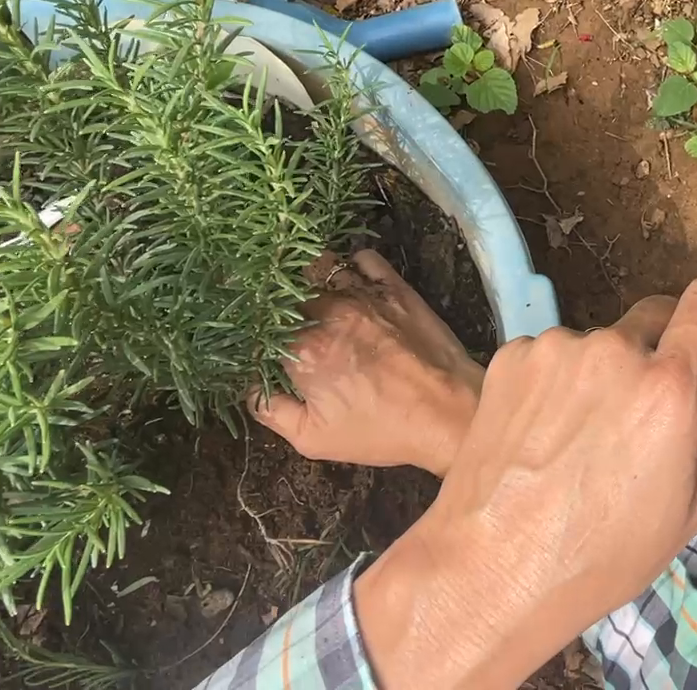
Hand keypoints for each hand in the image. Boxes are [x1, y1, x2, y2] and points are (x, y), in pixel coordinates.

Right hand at [252, 251, 484, 476]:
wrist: (449, 411)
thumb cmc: (382, 430)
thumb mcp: (313, 437)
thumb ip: (270, 409)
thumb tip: (248, 386)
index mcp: (303, 350)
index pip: (261, 327)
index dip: (254, 331)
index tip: (252, 335)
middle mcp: (330, 313)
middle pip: (288, 293)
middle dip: (277, 302)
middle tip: (279, 314)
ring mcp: (366, 296)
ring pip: (323, 270)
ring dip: (310, 279)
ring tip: (307, 291)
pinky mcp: (397, 288)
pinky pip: (366, 259)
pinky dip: (352, 265)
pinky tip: (349, 279)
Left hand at [352, 280, 696, 688]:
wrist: (491, 572)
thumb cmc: (606, 553)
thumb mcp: (695, 498)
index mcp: (670, 386)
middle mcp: (614, 349)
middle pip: (655, 316)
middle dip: (657, 352)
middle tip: (636, 418)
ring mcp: (557, 347)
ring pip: (602, 342)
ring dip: (601, 374)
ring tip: (575, 441)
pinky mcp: (513, 354)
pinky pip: (555, 355)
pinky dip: (556, 383)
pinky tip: (540, 436)